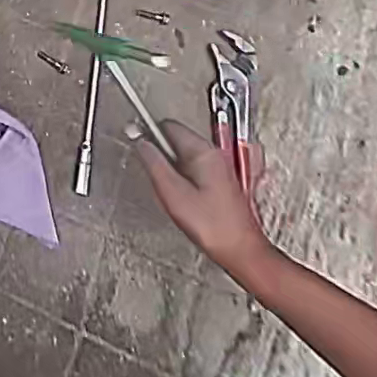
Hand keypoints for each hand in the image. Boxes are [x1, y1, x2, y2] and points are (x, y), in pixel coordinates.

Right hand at [134, 121, 272, 272]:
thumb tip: (141, 142)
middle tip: (155, 178)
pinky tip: (181, 200)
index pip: (168, 126)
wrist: (239, 250)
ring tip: (170, 193)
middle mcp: (213, 154)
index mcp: (203, 151)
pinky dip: (179, 180)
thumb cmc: (212, 226)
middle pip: (175, 140)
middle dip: (159, 155)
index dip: (148, 133)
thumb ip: (154, 163)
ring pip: (181, 156)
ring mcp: (217, 167)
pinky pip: (190, 170)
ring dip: (169, 169)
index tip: (136, 144)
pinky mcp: (217, 181)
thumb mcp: (172, 193)